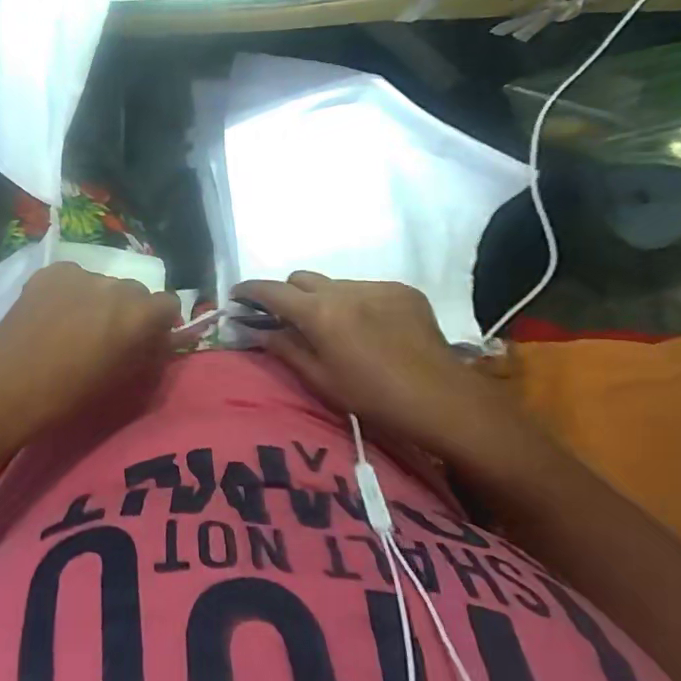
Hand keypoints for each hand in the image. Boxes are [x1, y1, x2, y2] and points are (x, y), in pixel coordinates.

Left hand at [0, 262, 182, 442]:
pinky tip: (52, 314)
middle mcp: (114, 285)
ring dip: (98, 299)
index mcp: (137, 313)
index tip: (149, 338)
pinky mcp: (50, 271)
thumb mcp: (121, 380)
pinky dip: (70, 292)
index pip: (168, 304)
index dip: (162, 322)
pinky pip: (72, 278)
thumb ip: (147, 354)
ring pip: (102, 283)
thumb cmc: (70, 394)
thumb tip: (159, 340)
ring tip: (74, 325)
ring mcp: (79, 273)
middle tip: (108, 335)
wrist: (9, 383)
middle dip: (129, 310)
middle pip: (134, 292)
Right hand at [233, 272, 524, 459]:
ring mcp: (376, 286)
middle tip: (290, 321)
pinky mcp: (403, 291)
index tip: (236, 297)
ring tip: (338, 330)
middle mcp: (344, 289)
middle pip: (301, 279)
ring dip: (325, 299)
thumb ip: (284, 348)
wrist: (444, 400)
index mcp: (319, 312)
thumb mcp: (320, 379)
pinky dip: (358, 303)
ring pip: (335, 283)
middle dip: (288, 295)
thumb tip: (256, 330)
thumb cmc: (373, 398)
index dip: (249, 291)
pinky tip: (373, 331)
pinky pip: (367, 289)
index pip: (271, 290)